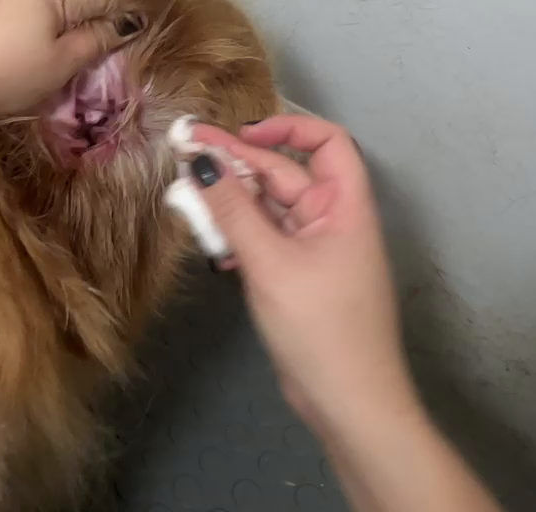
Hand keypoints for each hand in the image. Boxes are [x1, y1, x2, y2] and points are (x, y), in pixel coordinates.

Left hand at [0, 0, 120, 124]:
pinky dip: (9, 20)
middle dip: (69, 17)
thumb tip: (124, 24)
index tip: (105, 42)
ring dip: (37, 19)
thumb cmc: (0, 73)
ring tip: (24, 57)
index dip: (107, 13)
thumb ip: (95, 40)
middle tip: (62, 58)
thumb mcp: (58, 66)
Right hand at [189, 117, 419, 436]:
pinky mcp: (295, 274)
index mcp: (342, 208)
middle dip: (235, 165)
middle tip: (184, 154)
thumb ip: (231, 209)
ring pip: (265, 207)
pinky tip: (212, 247)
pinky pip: (262, 237)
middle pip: (282, 174)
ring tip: (187, 201)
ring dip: (229, 203)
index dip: (288, 127)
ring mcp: (312, 249)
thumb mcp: (269, 263)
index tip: (241, 135)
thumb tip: (199, 160)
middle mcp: (329, 220)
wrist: (350, 408)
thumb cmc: (320, 327)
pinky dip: (235, 235)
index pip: (327, 142)